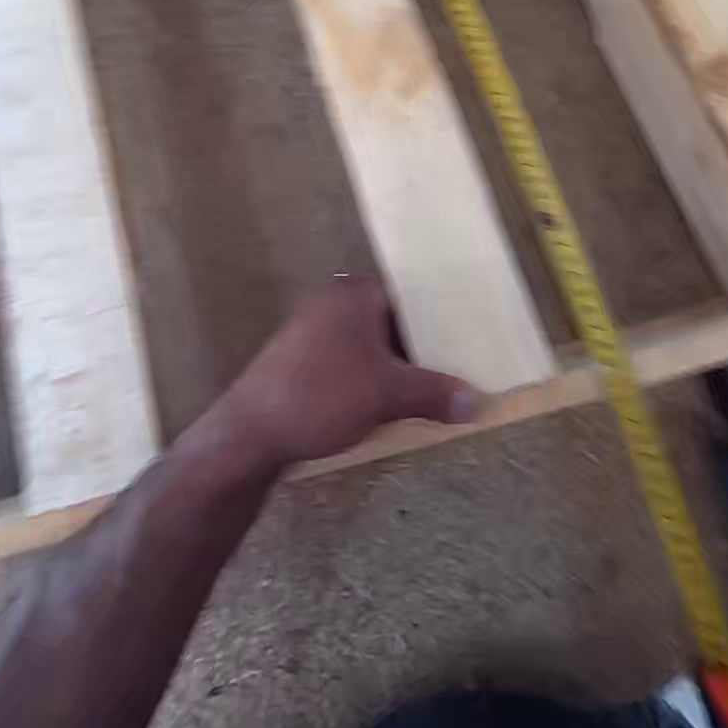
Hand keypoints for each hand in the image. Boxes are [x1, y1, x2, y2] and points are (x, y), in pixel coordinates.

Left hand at [200, 277, 481, 469]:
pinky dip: (373, 377)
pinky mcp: (302, 362)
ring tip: (432, 386)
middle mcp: (332, 305)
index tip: (466, 334)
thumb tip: (477, 402)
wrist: (250, 434)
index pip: (408, 293)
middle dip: (421, 345)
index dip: (439, 314)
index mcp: (352, 295)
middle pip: (391, 320)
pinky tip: (391, 402)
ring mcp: (314, 334)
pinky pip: (351, 362)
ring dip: (397, 366)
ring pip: (371, 344)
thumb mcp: (388, 395)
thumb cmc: (322, 395)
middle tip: (457, 363)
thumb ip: (435, 393)